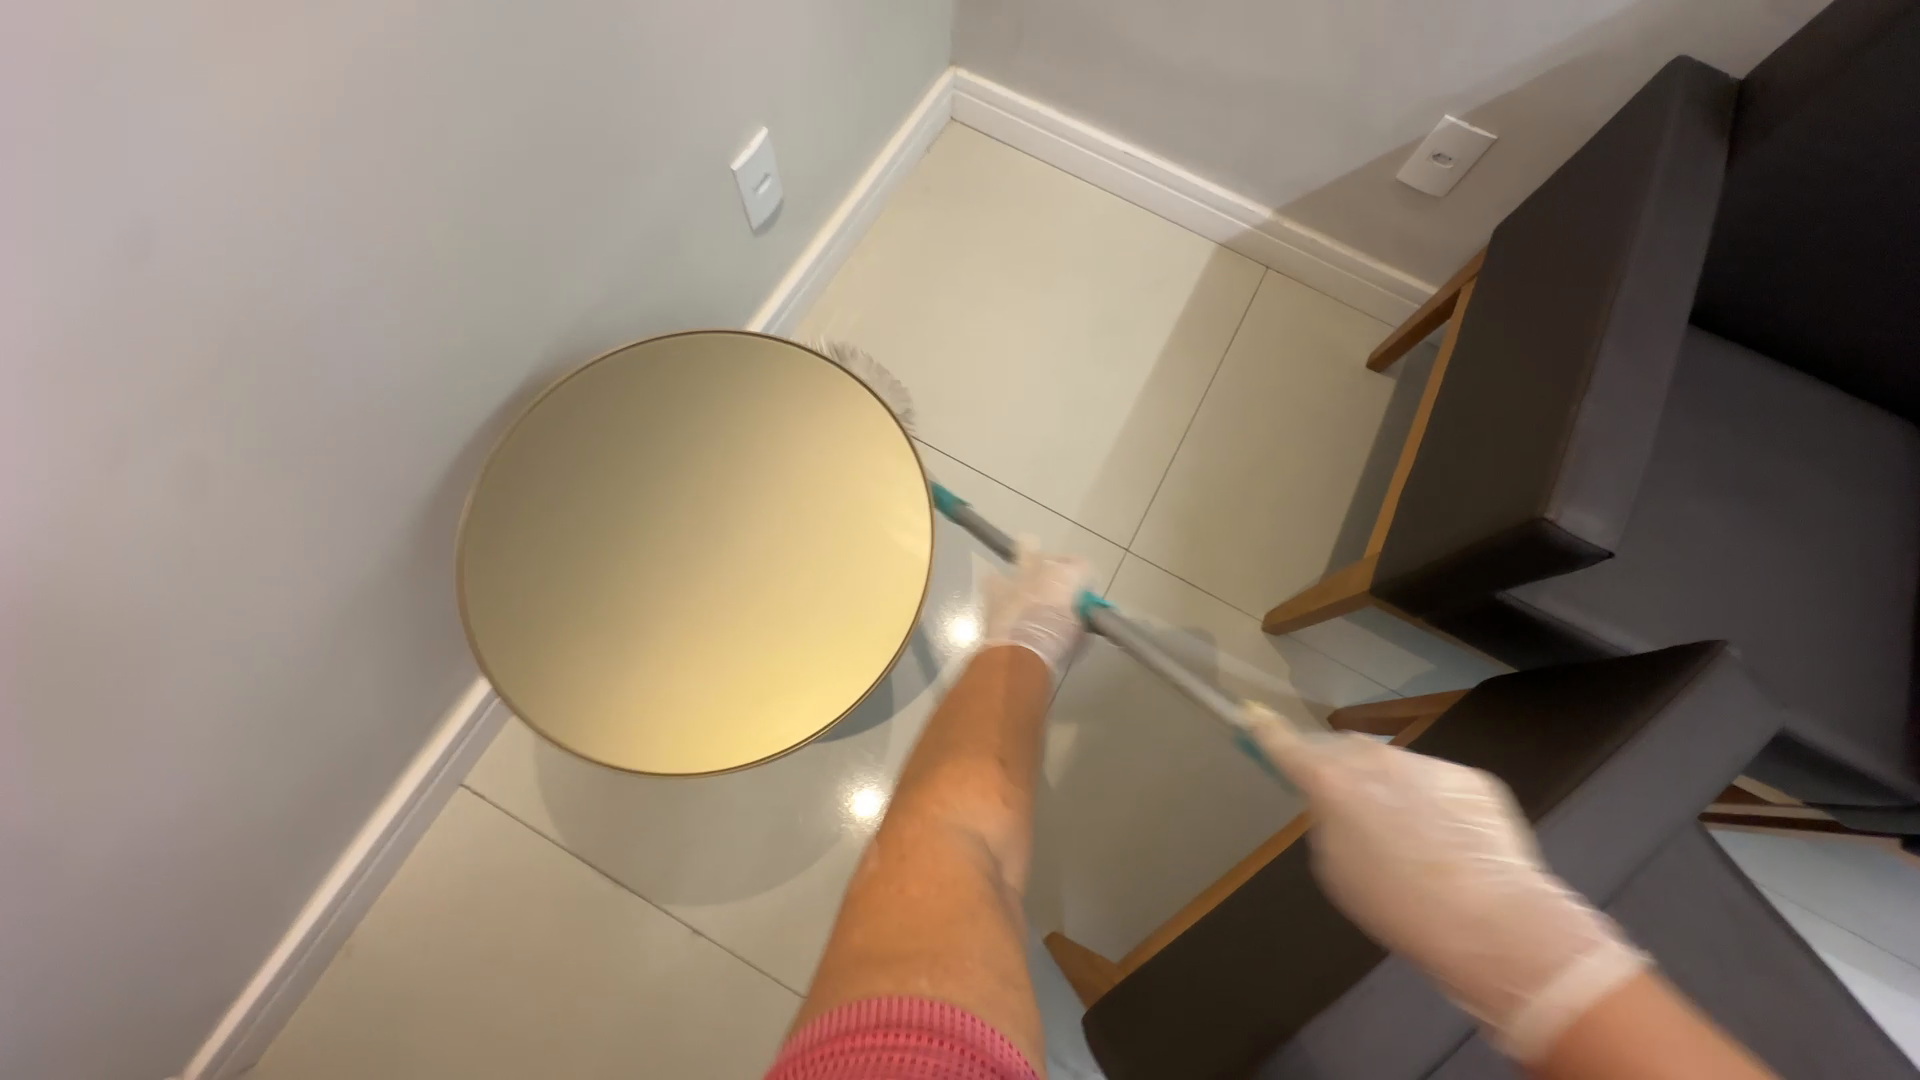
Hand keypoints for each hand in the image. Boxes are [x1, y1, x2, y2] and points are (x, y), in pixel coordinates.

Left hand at [979, 543, 1091, 673]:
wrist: (1019, 653)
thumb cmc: (1056, 644)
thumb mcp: (1080, 633)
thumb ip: (1080, 615)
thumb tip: (1078, 615)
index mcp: (1069, 575)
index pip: (1083, 566)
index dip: (1084, 581)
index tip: (1083, 598)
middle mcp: (1043, 566)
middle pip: (1053, 555)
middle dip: (1055, 566)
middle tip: (1056, 587)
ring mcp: (1017, 574)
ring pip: (1023, 549)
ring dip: (1028, 565)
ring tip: (1029, 583)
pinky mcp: (994, 587)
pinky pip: (995, 577)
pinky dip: (999, 585)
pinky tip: (1002, 599)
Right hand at [1240, 706, 1647, 1062]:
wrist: (1492, 921)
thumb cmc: (1394, 903)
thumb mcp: (1333, 867)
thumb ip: (1326, 822)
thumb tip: (1336, 806)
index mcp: (1328, 780)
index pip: (1285, 743)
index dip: (1265, 729)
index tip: (1253, 715)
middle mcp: (1372, 759)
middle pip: (1340, 749)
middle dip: (1334, 765)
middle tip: (1342, 801)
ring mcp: (1424, 763)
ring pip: (1390, 766)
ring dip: (1386, 786)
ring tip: (1407, 835)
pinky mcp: (1470, 777)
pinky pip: (1434, 783)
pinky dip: (1431, 803)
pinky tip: (1449, 842)